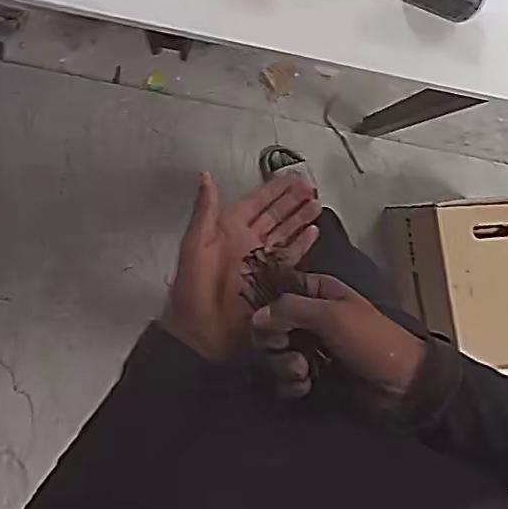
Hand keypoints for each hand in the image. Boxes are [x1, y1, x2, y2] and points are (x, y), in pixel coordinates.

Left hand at [161, 172, 319, 360]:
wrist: (199, 332)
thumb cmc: (191, 289)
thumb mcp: (194, 244)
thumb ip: (205, 210)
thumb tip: (205, 177)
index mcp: (228, 230)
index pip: (257, 202)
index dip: (274, 189)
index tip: (291, 176)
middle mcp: (246, 242)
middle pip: (275, 215)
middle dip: (293, 199)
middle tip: (310, 185)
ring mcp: (260, 262)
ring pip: (285, 233)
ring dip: (301, 218)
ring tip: (316, 203)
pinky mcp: (271, 282)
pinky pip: (290, 258)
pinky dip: (302, 245)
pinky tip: (313, 233)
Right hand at [251, 274, 423, 403]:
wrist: (404, 388)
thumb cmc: (371, 341)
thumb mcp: (332, 315)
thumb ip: (290, 309)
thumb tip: (255, 317)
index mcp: (316, 292)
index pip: (276, 291)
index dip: (266, 307)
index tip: (269, 324)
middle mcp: (308, 317)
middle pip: (268, 325)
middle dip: (273, 341)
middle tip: (286, 349)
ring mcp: (309, 347)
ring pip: (274, 353)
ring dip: (282, 365)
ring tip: (304, 373)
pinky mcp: (311, 376)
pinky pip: (284, 378)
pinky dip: (290, 383)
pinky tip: (306, 387)